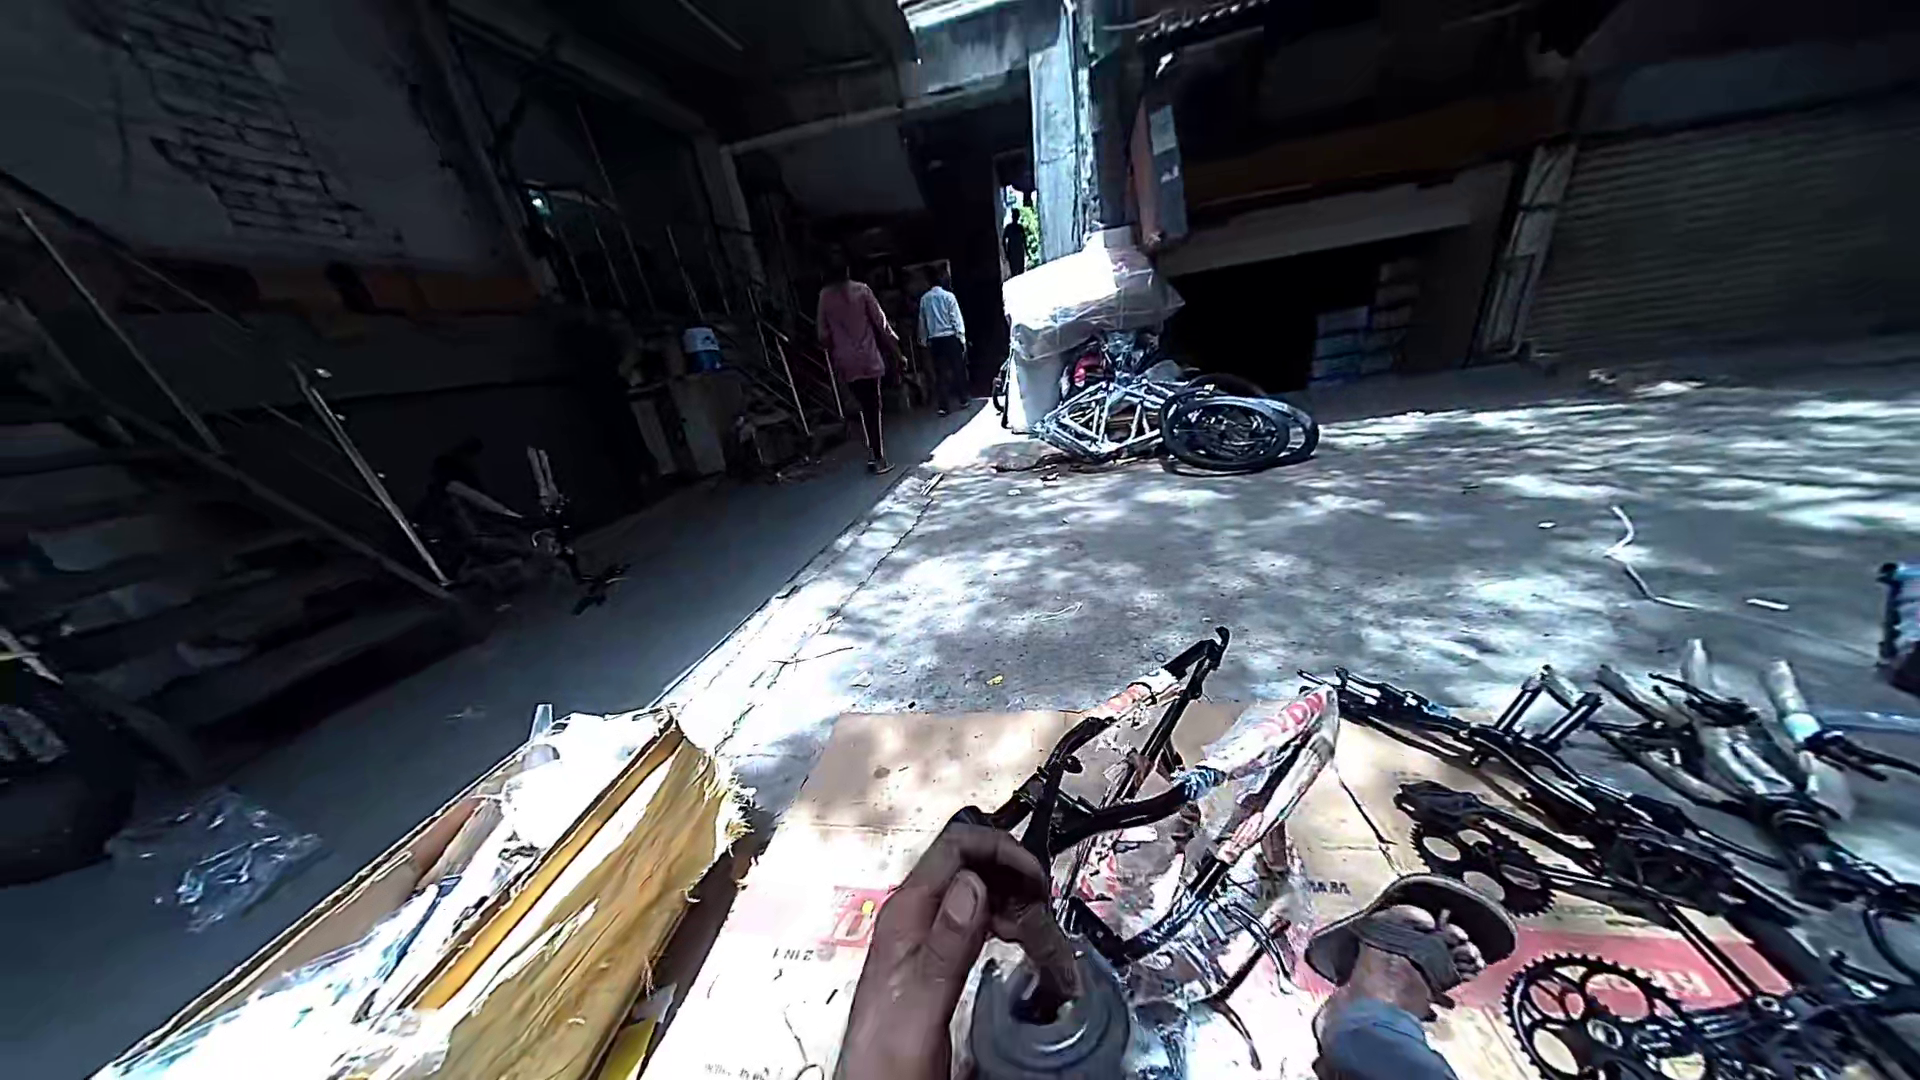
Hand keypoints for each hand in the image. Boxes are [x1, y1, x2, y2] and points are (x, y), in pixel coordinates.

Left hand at [838, 823, 1078, 1079]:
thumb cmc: (885, 1066)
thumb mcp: (919, 1011)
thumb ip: (944, 948)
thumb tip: (972, 883)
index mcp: (906, 913)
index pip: (954, 847)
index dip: (997, 848)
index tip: (1034, 874)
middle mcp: (915, 914)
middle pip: (968, 862)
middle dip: (1009, 872)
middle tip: (1041, 901)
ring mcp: (926, 933)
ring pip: (975, 888)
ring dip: (1010, 895)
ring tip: (1035, 924)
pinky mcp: (939, 955)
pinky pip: (977, 916)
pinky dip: (1002, 918)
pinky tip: (1016, 937)